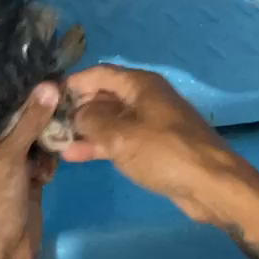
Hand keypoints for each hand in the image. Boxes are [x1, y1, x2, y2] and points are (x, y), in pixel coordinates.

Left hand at [0, 83, 59, 258]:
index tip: (38, 72)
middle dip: (35, 115)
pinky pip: (41, 161)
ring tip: (63, 123)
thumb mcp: (7, 158)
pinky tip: (56, 158)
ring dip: (45, 138)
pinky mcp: (26, 185)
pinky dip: (49, 160)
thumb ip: (30, 122)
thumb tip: (50, 84)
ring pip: (30, 143)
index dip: (13, 94)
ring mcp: (6, 171)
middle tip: (60, 91)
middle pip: (13, 125)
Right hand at [61, 65, 258, 221]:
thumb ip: (92, 121)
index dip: (73, 83)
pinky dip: (100, 145)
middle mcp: (144, 98)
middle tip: (48, 123)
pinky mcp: (153, 147)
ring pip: (110, 120)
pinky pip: (120, 139)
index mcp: (140, 84)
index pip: (99, 74)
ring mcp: (150, 123)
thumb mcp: (121, 135)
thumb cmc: (165, 152)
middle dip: (77, 108)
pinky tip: (76, 156)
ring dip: (85, 130)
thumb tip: (76, 113)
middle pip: (104, 96)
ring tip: (56, 142)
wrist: (211, 184)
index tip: (48, 96)